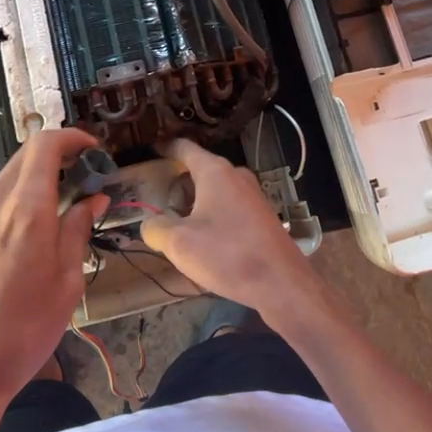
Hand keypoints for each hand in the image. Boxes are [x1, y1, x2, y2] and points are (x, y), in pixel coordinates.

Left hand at [0, 127, 107, 407]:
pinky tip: (27, 236)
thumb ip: (78, 230)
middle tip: (82, 179)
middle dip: (56, 157)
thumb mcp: (67, 283)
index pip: (46, 145)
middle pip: (25, 157)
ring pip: (7, 180)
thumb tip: (92, 198)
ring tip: (59, 211)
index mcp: (25, 208)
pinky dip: (15, 202)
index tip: (93, 150)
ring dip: (35, 182)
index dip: (72, 138)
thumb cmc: (22, 330)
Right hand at [140, 138, 317, 316]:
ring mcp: (252, 195)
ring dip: (195, 203)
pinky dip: (212, 215)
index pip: (184, 148)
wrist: (282, 283)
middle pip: (199, 170)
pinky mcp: (262, 216)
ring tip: (178, 227)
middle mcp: (236, 175)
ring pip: (215, 190)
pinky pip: (229, 206)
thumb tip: (150, 223)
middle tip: (158, 203)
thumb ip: (156, 228)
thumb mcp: (180, 243)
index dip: (165, 149)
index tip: (150, 153)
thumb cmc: (227, 255)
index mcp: (215, 171)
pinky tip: (206, 242)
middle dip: (178, 184)